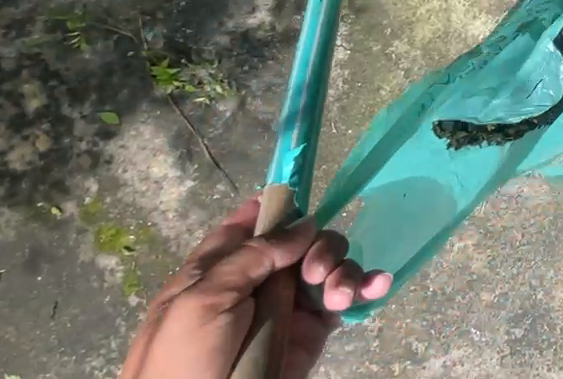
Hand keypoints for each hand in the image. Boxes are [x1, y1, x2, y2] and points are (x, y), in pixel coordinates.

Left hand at [118, 195, 391, 378]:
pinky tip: (377, 286)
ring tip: (338, 296)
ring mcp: (288, 306)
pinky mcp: (314, 328)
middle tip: (316, 273)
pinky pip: (350, 294)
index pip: (249, 224)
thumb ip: (251, 256)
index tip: (305, 200)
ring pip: (331, 263)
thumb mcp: (200, 305)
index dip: (277, 207)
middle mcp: (256, 282)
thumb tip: (304, 223)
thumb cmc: (185, 365)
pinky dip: (369, 284)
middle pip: (304, 239)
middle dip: (321, 246)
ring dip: (345, 269)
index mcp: (216, 273)